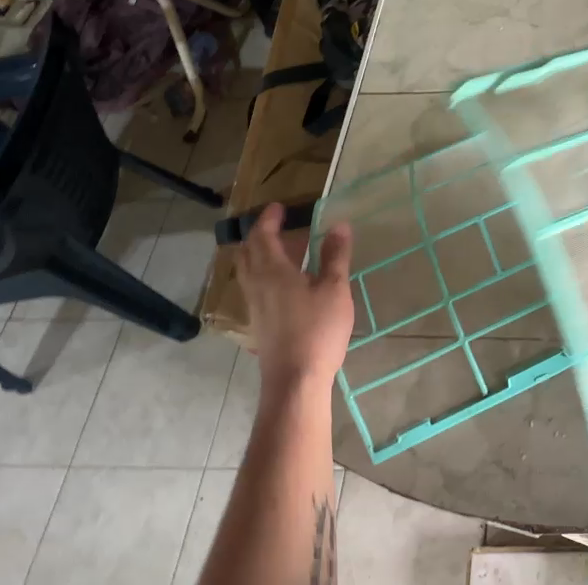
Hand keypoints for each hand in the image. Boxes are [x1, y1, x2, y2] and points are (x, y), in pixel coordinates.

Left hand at [237, 204, 353, 394]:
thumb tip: (339, 224)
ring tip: (279, 250)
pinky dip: (262, 273)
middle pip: (247, 252)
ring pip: (247, 271)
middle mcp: (257, 284)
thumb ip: (336, 255)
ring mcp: (254, 306)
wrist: (295, 380)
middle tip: (276, 225)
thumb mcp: (335, 289)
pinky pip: (253, 287)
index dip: (269, 219)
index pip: (263, 236)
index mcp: (273, 271)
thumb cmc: (317, 329)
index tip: (279, 207)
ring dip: (258, 254)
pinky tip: (281, 283)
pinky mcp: (258, 323)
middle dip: (258, 234)